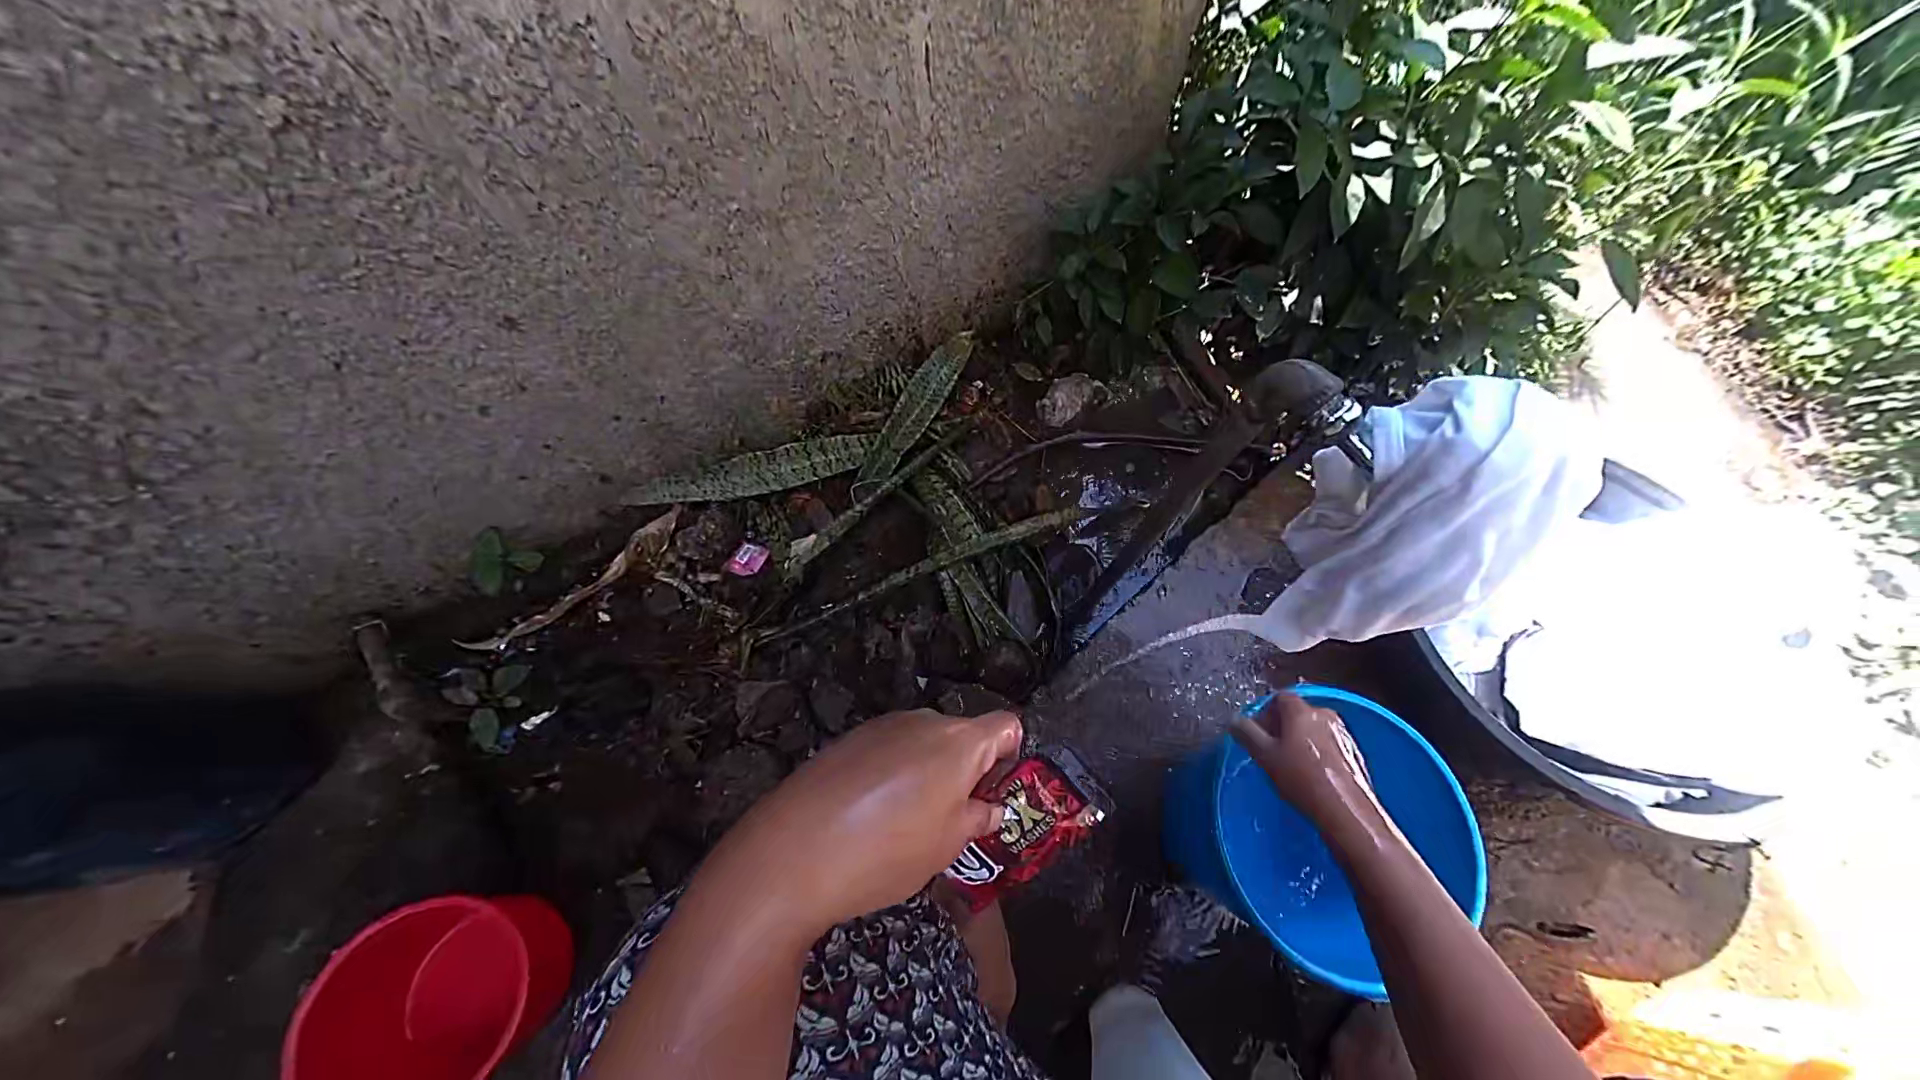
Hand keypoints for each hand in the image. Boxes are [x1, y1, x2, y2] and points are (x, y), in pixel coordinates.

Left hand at [708, 708, 1021, 935]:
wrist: (790, 851)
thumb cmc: (886, 851)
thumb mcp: (948, 845)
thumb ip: (979, 817)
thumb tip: (991, 807)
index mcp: (959, 740)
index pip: (1007, 725)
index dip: (1010, 758)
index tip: (993, 796)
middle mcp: (923, 720)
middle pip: (963, 735)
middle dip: (967, 771)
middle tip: (951, 821)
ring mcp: (882, 726)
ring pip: (924, 744)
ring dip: (928, 773)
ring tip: (903, 825)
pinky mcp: (849, 739)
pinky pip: (889, 750)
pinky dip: (892, 774)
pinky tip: (868, 815)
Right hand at [1230, 692, 1391, 844]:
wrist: (1345, 811)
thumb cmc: (1301, 778)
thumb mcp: (1263, 755)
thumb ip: (1246, 733)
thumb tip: (1235, 721)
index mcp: (1302, 711)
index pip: (1278, 697)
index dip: (1263, 712)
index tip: (1256, 733)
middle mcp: (1325, 715)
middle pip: (1296, 712)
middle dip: (1280, 726)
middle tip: (1269, 749)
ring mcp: (1343, 734)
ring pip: (1312, 728)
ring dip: (1298, 739)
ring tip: (1290, 764)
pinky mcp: (1353, 753)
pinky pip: (1327, 743)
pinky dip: (1315, 751)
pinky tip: (1310, 773)